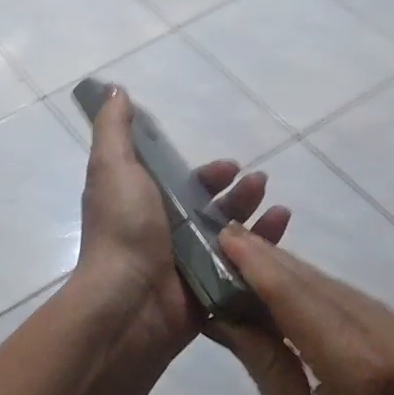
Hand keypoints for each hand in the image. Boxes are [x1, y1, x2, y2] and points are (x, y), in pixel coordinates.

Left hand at [74, 87, 290, 357]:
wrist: (129, 304)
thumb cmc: (122, 229)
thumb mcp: (112, 167)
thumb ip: (114, 130)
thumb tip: (114, 90)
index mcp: (140, 203)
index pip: (179, 183)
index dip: (207, 173)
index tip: (230, 166)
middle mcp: (163, 232)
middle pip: (210, 208)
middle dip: (237, 193)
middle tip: (259, 183)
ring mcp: (186, 265)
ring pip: (230, 236)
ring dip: (254, 216)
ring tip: (276, 208)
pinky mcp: (209, 293)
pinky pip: (243, 268)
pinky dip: (264, 249)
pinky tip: (281, 231)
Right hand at [211, 225, 393, 394]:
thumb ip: (266, 364)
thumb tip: (223, 314)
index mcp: (362, 372)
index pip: (297, 298)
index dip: (258, 264)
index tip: (226, 235)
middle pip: (323, 287)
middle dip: (276, 265)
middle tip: (233, 244)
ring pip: (349, 294)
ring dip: (303, 280)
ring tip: (259, 269)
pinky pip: (374, 311)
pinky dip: (335, 302)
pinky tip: (306, 301)